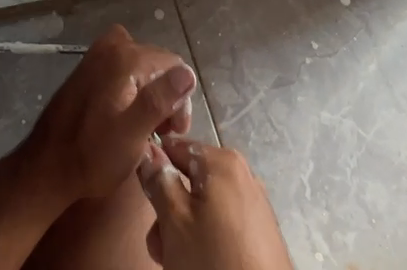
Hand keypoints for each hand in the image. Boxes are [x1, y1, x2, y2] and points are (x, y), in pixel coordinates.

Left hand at [16, 25, 197, 205]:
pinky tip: (124, 114)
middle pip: (157, 63)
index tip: (172, 132)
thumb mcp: (133, 134)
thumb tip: (187, 73)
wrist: (46, 167)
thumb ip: (160, 99)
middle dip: (165, 95)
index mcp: (126, 58)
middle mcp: (112, 46)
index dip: (180, 99)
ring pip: (140, 65)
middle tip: (159, 133)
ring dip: (148, 91)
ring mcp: (96, 54)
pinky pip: (122, 68)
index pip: (174, 65)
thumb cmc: (92, 155)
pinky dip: (131, 86)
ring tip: (143, 126)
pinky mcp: (87, 68)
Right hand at [138, 136, 293, 269]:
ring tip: (178, 258)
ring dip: (184, 228)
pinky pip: (222, 222)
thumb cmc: (213, 259)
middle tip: (161, 242)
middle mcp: (242, 173)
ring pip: (204, 206)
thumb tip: (148, 151)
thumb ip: (158, 181)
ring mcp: (254, 202)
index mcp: (222, 161)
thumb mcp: (174, 220)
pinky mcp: (260, 230)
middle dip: (169, 210)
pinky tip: (202, 261)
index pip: (174, 147)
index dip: (155, 169)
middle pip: (189, 180)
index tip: (145, 196)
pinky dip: (207, 238)